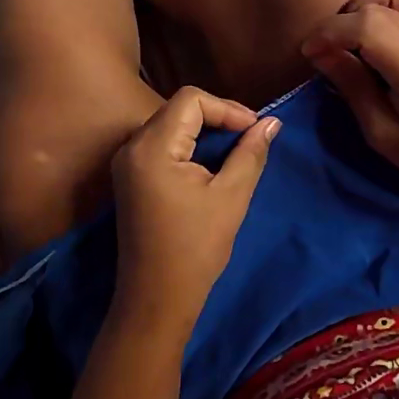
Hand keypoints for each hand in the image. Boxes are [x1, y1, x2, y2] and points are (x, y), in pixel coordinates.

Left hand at [111, 87, 280, 333]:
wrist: (156, 298)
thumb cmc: (196, 248)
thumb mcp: (231, 196)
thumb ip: (250, 153)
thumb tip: (272, 122)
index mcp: (152, 147)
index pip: (191, 100)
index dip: (227, 108)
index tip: (255, 130)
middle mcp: (132, 146)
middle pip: (178, 108)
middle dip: (218, 116)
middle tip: (250, 136)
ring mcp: (126, 162)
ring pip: (170, 123)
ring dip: (204, 129)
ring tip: (236, 147)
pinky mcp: (130, 176)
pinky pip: (161, 143)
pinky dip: (189, 144)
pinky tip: (211, 161)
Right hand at [300, 0, 398, 191]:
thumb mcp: (379, 130)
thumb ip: (351, 85)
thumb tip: (319, 52)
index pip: (367, 25)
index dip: (330, 32)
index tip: (309, 52)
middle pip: (380, 1)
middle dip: (344, 17)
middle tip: (329, 47)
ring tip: (352, 27)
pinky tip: (377, 10)